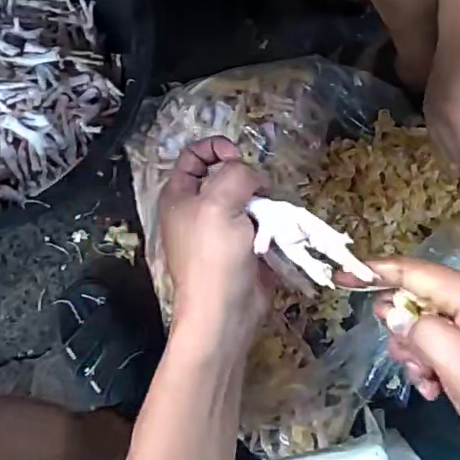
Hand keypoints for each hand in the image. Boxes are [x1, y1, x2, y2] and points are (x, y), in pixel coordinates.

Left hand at [157, 137, 269, 343]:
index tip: (238, 157)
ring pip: (250, 200)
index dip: (216, 148)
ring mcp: (222, 230)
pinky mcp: (245, 247)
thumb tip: (254, 177)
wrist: (226, 311)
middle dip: (248, 178)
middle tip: (260, 191)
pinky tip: (278, 230)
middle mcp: (199, 210)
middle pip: (227, 177)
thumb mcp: (219, 203)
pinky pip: (262, 223)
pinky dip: (273, 223)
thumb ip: (236, 175)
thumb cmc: (213, 257)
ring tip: (271, 215)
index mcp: (180, 196)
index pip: (194, 156)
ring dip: (265, 203)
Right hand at [365, 259, 459, 459]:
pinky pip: (444, 342)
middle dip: (402, 332)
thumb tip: (393, 311)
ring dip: (418, 355)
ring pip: (426, 324)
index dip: (374, 271)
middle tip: (413, 369)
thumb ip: (423, 335)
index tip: (339, 275)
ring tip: (431, 386)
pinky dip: (434, 364)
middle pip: (416, 299)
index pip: (412, 271)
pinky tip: (439, 389)